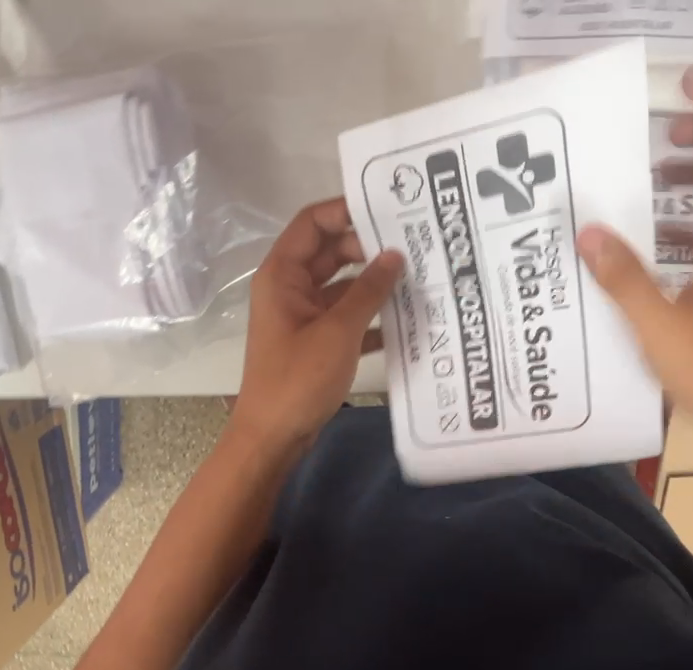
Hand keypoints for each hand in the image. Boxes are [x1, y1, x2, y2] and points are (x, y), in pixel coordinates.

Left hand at [233, 198, 403, 454]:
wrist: (273, 436)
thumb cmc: (298, 379)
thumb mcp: (338, 331)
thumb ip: (368, 290)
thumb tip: (394, 255)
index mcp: (283, 275)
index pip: (313, 223)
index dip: (347, 210)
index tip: (390, 209)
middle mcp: (290, 289)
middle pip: (331, 252)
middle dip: (369, 247)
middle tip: (415, 244)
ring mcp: (302, 317)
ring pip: (342, 287)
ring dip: (375, 285)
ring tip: (420, 278)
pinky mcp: (315, 344)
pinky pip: (346, 319)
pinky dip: (371, 319)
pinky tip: (406, 322)